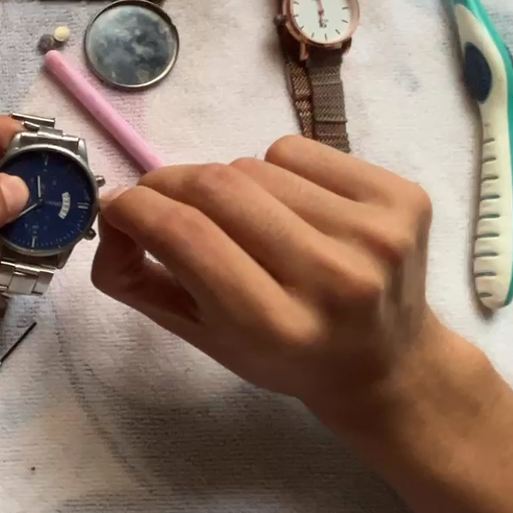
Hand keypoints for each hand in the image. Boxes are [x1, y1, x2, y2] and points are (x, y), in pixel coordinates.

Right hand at [90, 136, 473, 431]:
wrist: (386, 361)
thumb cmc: (274, 352)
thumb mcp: (191, 333)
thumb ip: (131, 278)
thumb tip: (109, 212)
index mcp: (271, 325)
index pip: (182, 234)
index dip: (133, 208)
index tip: (115, 207)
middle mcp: (330, 279)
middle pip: (214, 187)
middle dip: (164, 184)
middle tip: (155, 200)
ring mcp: (374, 234)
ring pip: (250, 165)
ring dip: (222, 184)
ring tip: (238, 220)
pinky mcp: (403, 198)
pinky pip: (295, 151)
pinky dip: (271, 169)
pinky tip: (287, 208)